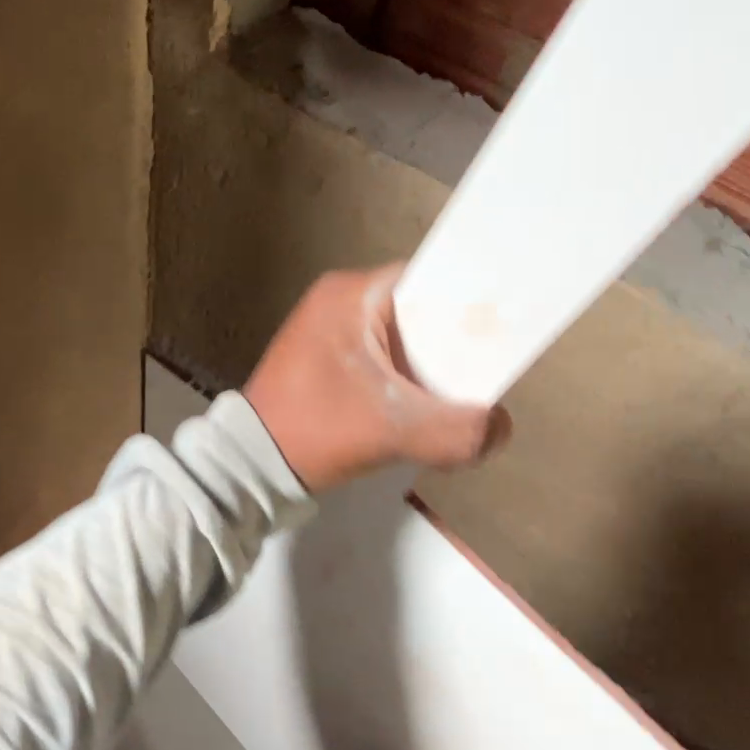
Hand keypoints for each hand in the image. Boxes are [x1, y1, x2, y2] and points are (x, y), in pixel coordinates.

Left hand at [243, 263, 510, 492]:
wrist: (249, 467)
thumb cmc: (315, 431)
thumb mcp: (394, 431)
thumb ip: (459, 430)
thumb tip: (500, 428)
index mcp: (351, 292)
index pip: (434, 283)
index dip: (472, 311)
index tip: (499, 343)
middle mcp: (337, 300)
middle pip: (420, 315)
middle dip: (450, 350)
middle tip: (478, 383)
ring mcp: (326, 330)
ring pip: (401, 342)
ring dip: (425, 373)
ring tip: (451, 403)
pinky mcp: (322, 360)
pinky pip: (379, 362)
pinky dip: (400, 385)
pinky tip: (414, 412)